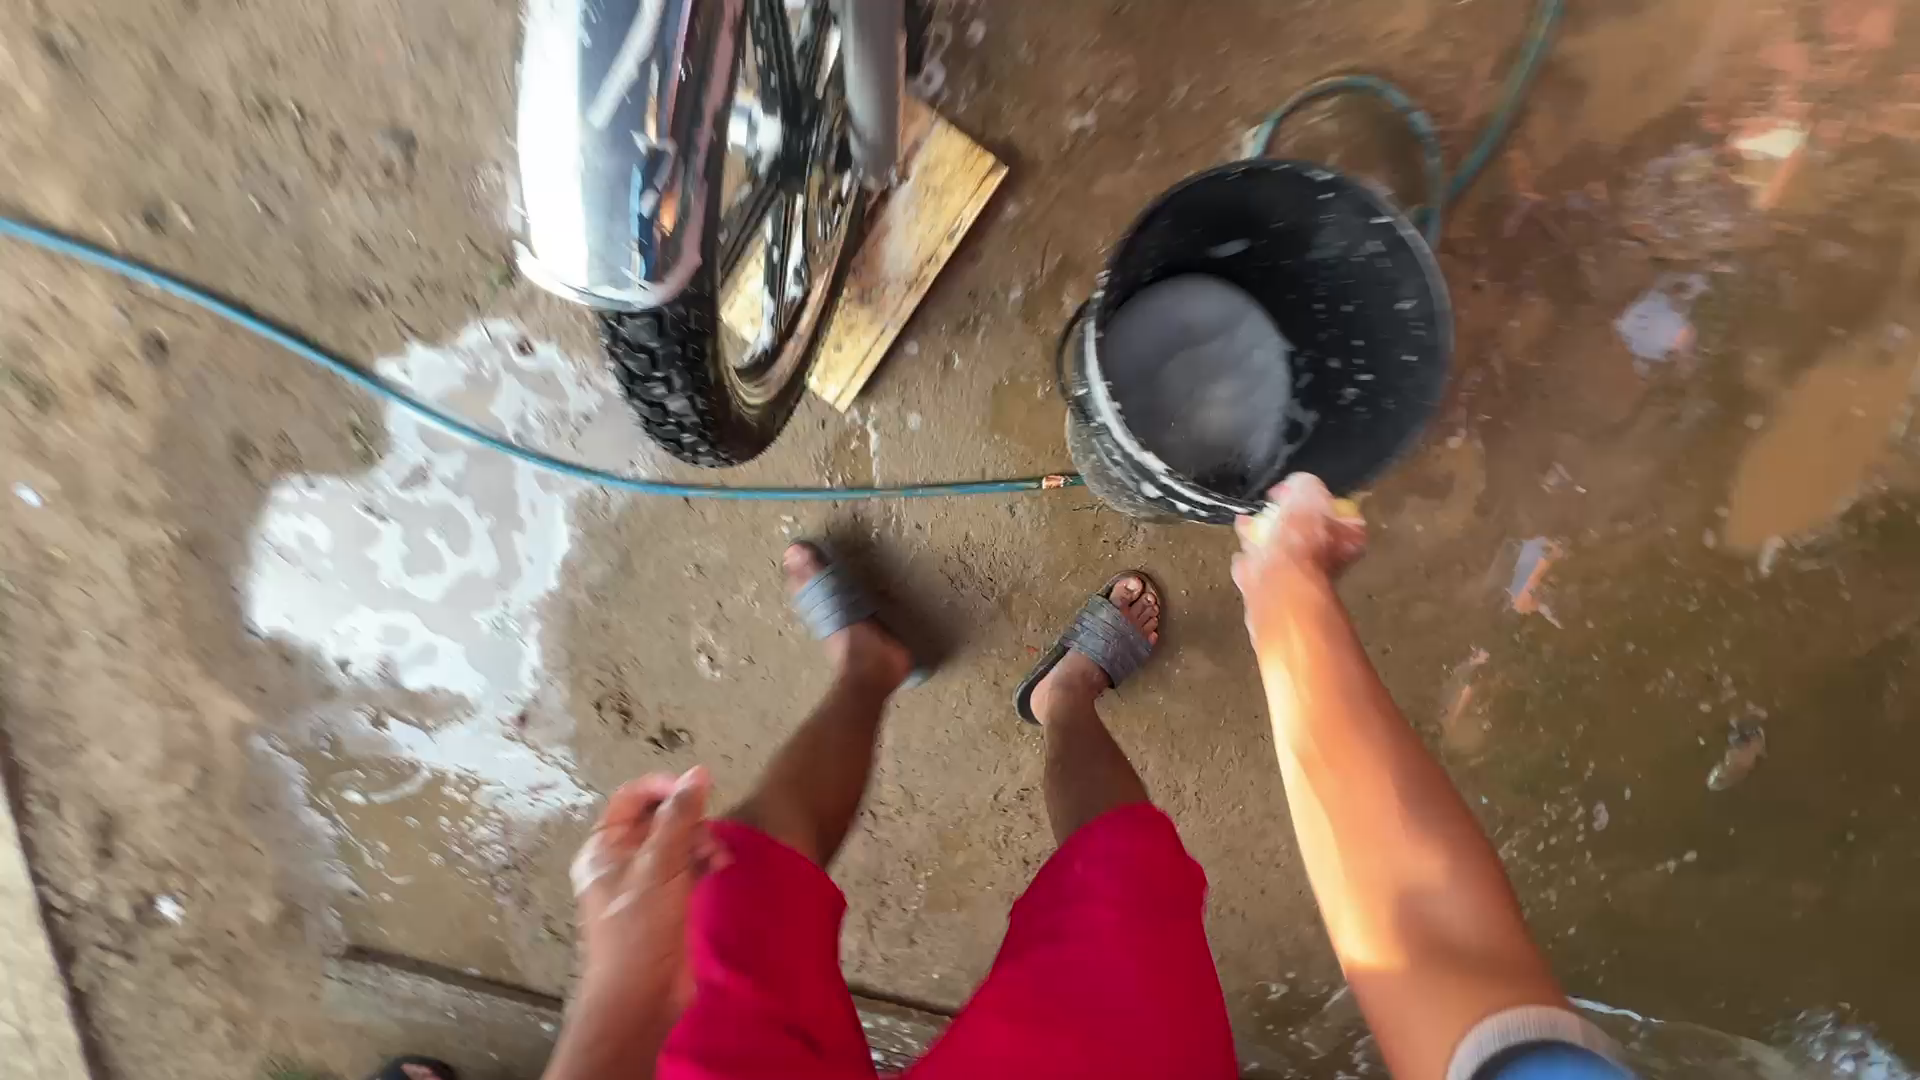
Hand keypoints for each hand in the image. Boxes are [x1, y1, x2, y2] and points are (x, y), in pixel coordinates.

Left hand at [567, 767, 719, 1028]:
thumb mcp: (659, 864)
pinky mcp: (666, 899)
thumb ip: (680, 816)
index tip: (696, 791)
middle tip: (708, 832)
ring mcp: (644, 880)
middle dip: (690, 819)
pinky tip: (720, 865)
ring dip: (702, 841)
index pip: (632, 797)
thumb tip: (699, 772)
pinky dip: (704, 860)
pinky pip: (688, 864)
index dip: (664, 787)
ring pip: (678, 840)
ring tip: (717, 856)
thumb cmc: (639, 927)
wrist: (640, 998)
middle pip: (660, 817)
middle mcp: (621, 859)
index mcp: (604, 847)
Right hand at [1231, 473, 1367, 627]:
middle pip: (1306, 531)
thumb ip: (1304, 484)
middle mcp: (1331, 558)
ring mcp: (1302, 577)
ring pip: (1282, 551)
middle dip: (1283, 518)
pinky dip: (1252, 561)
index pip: (1336, 508)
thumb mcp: (1307, 494)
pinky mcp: (1278, 593)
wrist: (1278, 586)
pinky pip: (1262, 570)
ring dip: (1264, 537)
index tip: (1291, 491)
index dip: (1312, 496)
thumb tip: (1297, 484)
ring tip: (1246, 524)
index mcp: (1348, 534)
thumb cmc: (1300, 542)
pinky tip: (1244, 553)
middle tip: (1267, 508)